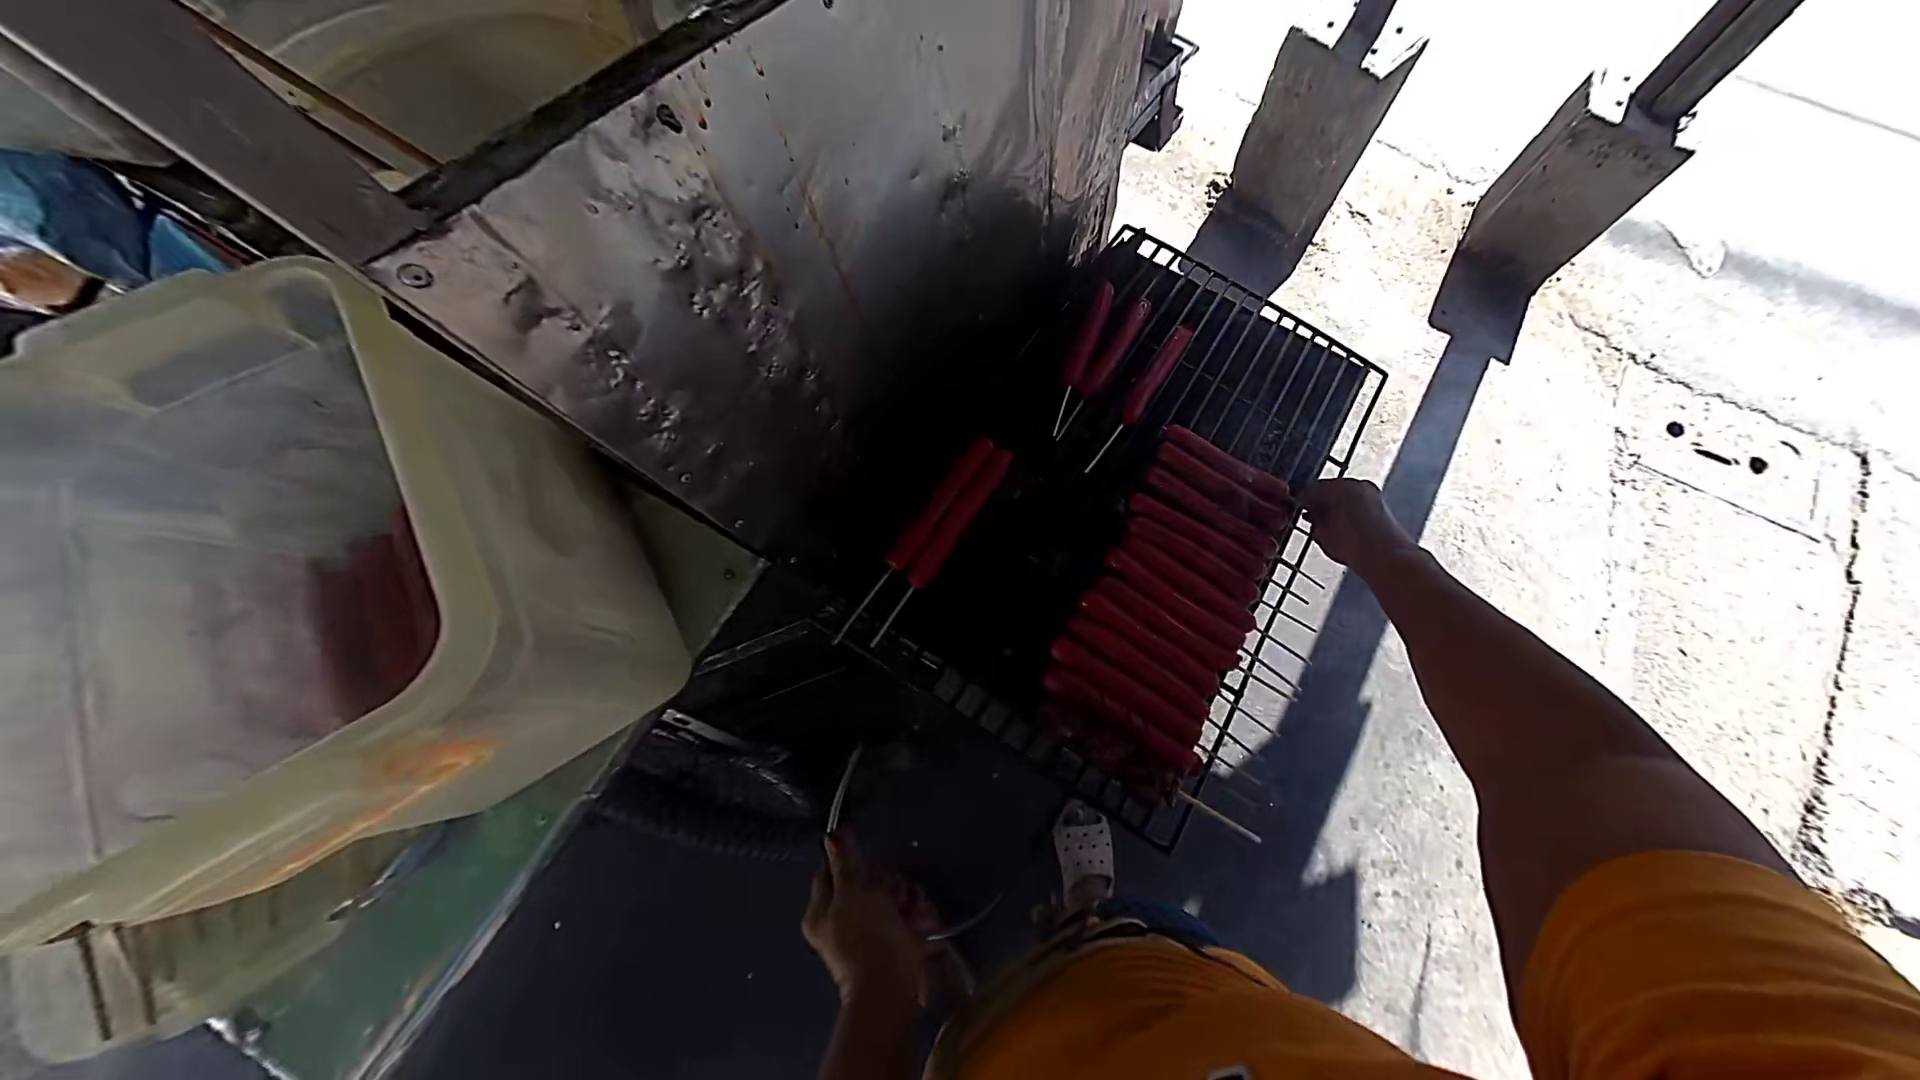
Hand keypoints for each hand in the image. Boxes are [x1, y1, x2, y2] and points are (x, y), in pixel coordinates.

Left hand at [802, 832, 925, 1005]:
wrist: (893, 986)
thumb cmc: (864, 937)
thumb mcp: (850, 893)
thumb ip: (844, 862)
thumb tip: (832, 835)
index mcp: (822, 911)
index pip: (831, 869)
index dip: (849, 861)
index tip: (864, 864)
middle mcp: (844, 918)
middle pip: (866, 878)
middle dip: (883, 880)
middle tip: (887, 893)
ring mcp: (872, 928)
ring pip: (891, 891)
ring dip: (902, 895)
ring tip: (904, 910)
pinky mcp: (898, 937)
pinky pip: (909, 909)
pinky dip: (915, 911)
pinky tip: (915, 919)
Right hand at [1300, 478, 1419, 572]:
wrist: (1386, 558)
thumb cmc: (1352, 544)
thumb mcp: (1320, 532)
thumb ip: (1313, 517)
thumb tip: (1311, 513)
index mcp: (1338, 486)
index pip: (1311, 488)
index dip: (1301, 500)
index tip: (1296, 509)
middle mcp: (1357, 484)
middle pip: (1330, 489)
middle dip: (1320, 502)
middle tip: (1309, 517)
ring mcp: (1372, 494)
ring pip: (1345, 496)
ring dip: (1334, 507)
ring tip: (1325, 526)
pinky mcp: (1382, 506)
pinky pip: (1358, 503)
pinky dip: (1348, 512)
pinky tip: (1342, 528)